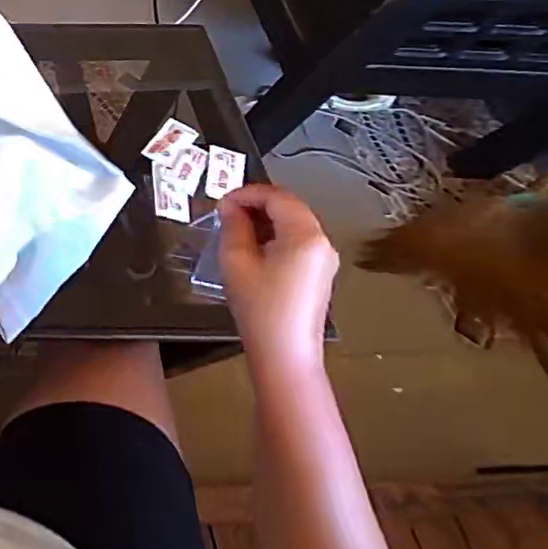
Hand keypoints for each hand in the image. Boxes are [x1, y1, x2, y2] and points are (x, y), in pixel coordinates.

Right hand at [217, 184, 339, 368]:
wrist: (285, 355)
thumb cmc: (260, 308)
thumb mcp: (237, 261)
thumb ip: (233, 226)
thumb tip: (229, 206)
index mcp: (305, 235)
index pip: (276, 196)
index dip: (247, 193)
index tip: (222, 202)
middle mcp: (322, 241)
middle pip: (289, 206)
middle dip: (257, 203)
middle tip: (226, 211)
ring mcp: (324, 258)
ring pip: (294, 221)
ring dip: (266, 218)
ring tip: (236, 227)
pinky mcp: (320, 272)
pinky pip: (298, 240)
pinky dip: (276, 234)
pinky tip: (253, 246)